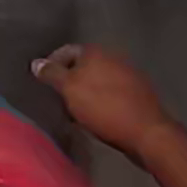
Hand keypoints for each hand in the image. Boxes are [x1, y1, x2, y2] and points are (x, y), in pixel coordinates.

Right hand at [33, 45, 175, 162]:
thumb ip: (51, 74)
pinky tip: (100, 117)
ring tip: (78, 111)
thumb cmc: (104, 107)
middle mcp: (113, 58)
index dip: (51, 65)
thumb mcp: (68, 89)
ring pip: (99, 81)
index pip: (65, 51)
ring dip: (88, 92)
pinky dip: (104, 102)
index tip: (44, 82)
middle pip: (83, 66)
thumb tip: (36, 63)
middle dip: (71, 80)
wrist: (150, 135)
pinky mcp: (142, 97)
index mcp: (95, 51)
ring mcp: (130, 77)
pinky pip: (114, 94)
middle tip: (61, 98)